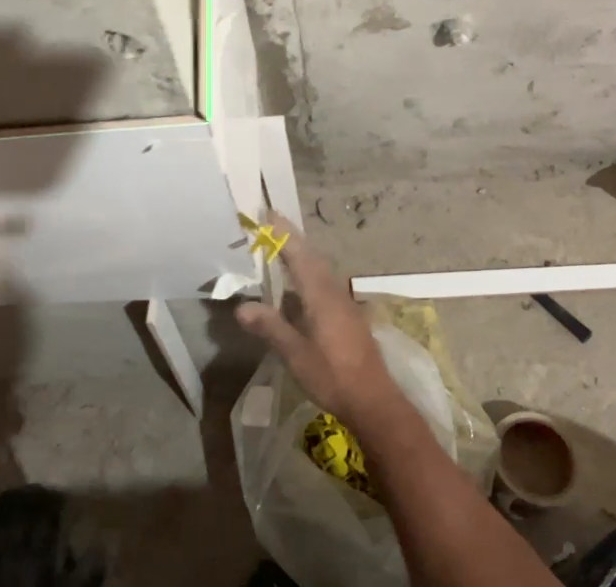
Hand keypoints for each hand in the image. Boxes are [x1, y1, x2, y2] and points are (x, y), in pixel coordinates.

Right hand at [237, 234, 404, 429]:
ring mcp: (344, 306)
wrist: (374, 401)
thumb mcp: (295, 353)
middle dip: (293, 240)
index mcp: (321, 296)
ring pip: (320, 271)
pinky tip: (299, 288)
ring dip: (302, 256)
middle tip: (272, 224)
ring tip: (283, 249)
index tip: (269, 213)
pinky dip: (309, 275)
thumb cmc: (333, 376)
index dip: (283, 235)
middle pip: (312, 258)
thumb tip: (241, 306)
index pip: (299, 256)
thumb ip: (270, 327)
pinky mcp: (348, 319)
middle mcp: (334, 293)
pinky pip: (324, 284)